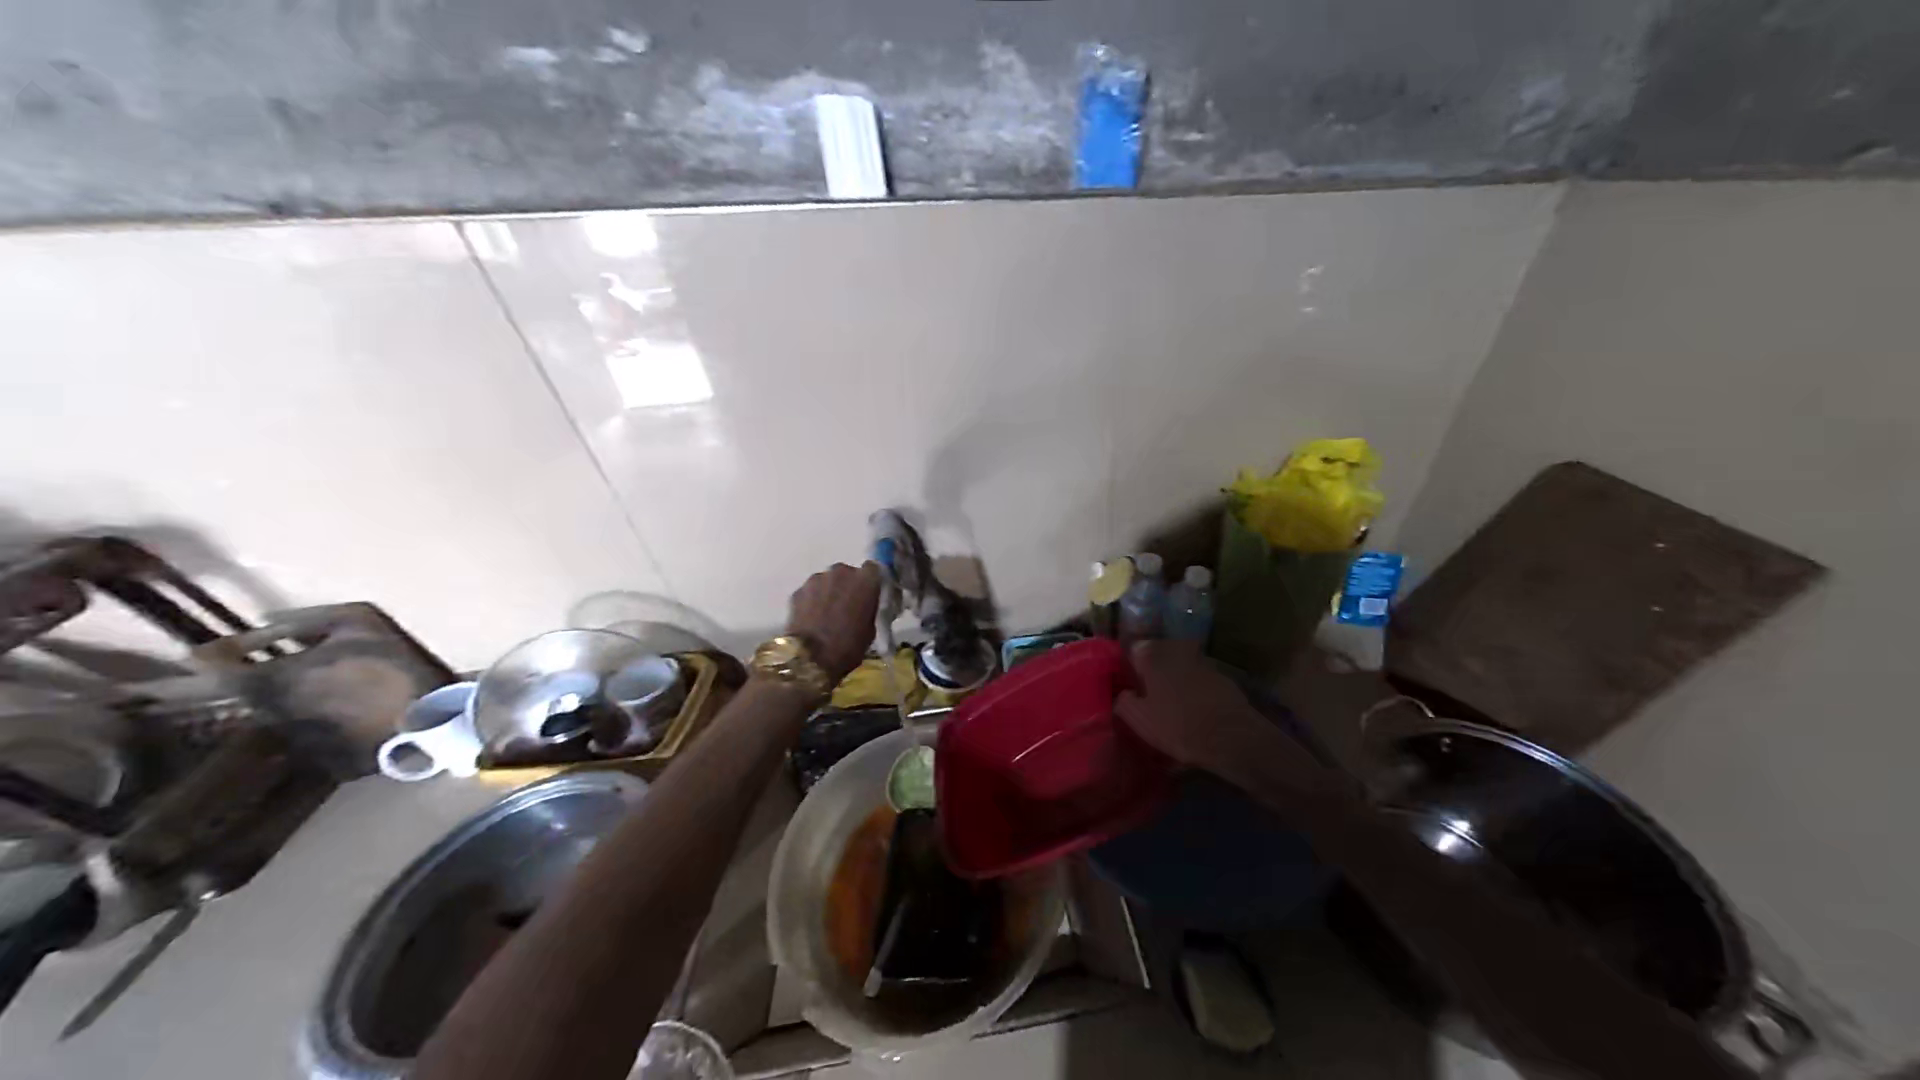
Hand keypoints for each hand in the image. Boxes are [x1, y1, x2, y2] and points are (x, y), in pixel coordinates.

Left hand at [787, 562, 881, 682]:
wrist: (810, 658)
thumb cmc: (849, 646)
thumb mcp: (871, 629)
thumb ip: (869, 608)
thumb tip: (866, 604)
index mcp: (865, 580)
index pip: (873, 569)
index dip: (871, 581)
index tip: (869, 594)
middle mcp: (841, 572)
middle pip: (847, 573)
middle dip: (848, 586)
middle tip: (847, 606)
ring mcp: (817, 579)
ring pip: (828, 581)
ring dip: (829, 592)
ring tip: (827, 613)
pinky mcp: (798, 590)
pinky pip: (811, 591)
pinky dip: (813, 600)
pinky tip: (812, 618)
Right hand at [1113, 641, 1267, 773]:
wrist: (1231, 737)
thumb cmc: (1177, 725)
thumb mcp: (1139, 719)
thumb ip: (1125, 701)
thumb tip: (1125, 693)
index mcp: (1154, 657)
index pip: (1136, 650)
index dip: (1133, 666)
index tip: (1132, 683)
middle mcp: (1179, 652)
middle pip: (1161, 654)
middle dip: (1156, 670)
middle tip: (1151, 692)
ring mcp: (1204, 663)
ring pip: (1183, 666)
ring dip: (1178, 679)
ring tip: (1175, 704)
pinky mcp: (1225, 679)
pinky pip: (1202, 681)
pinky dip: (1197, 690)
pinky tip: (1197, 710)